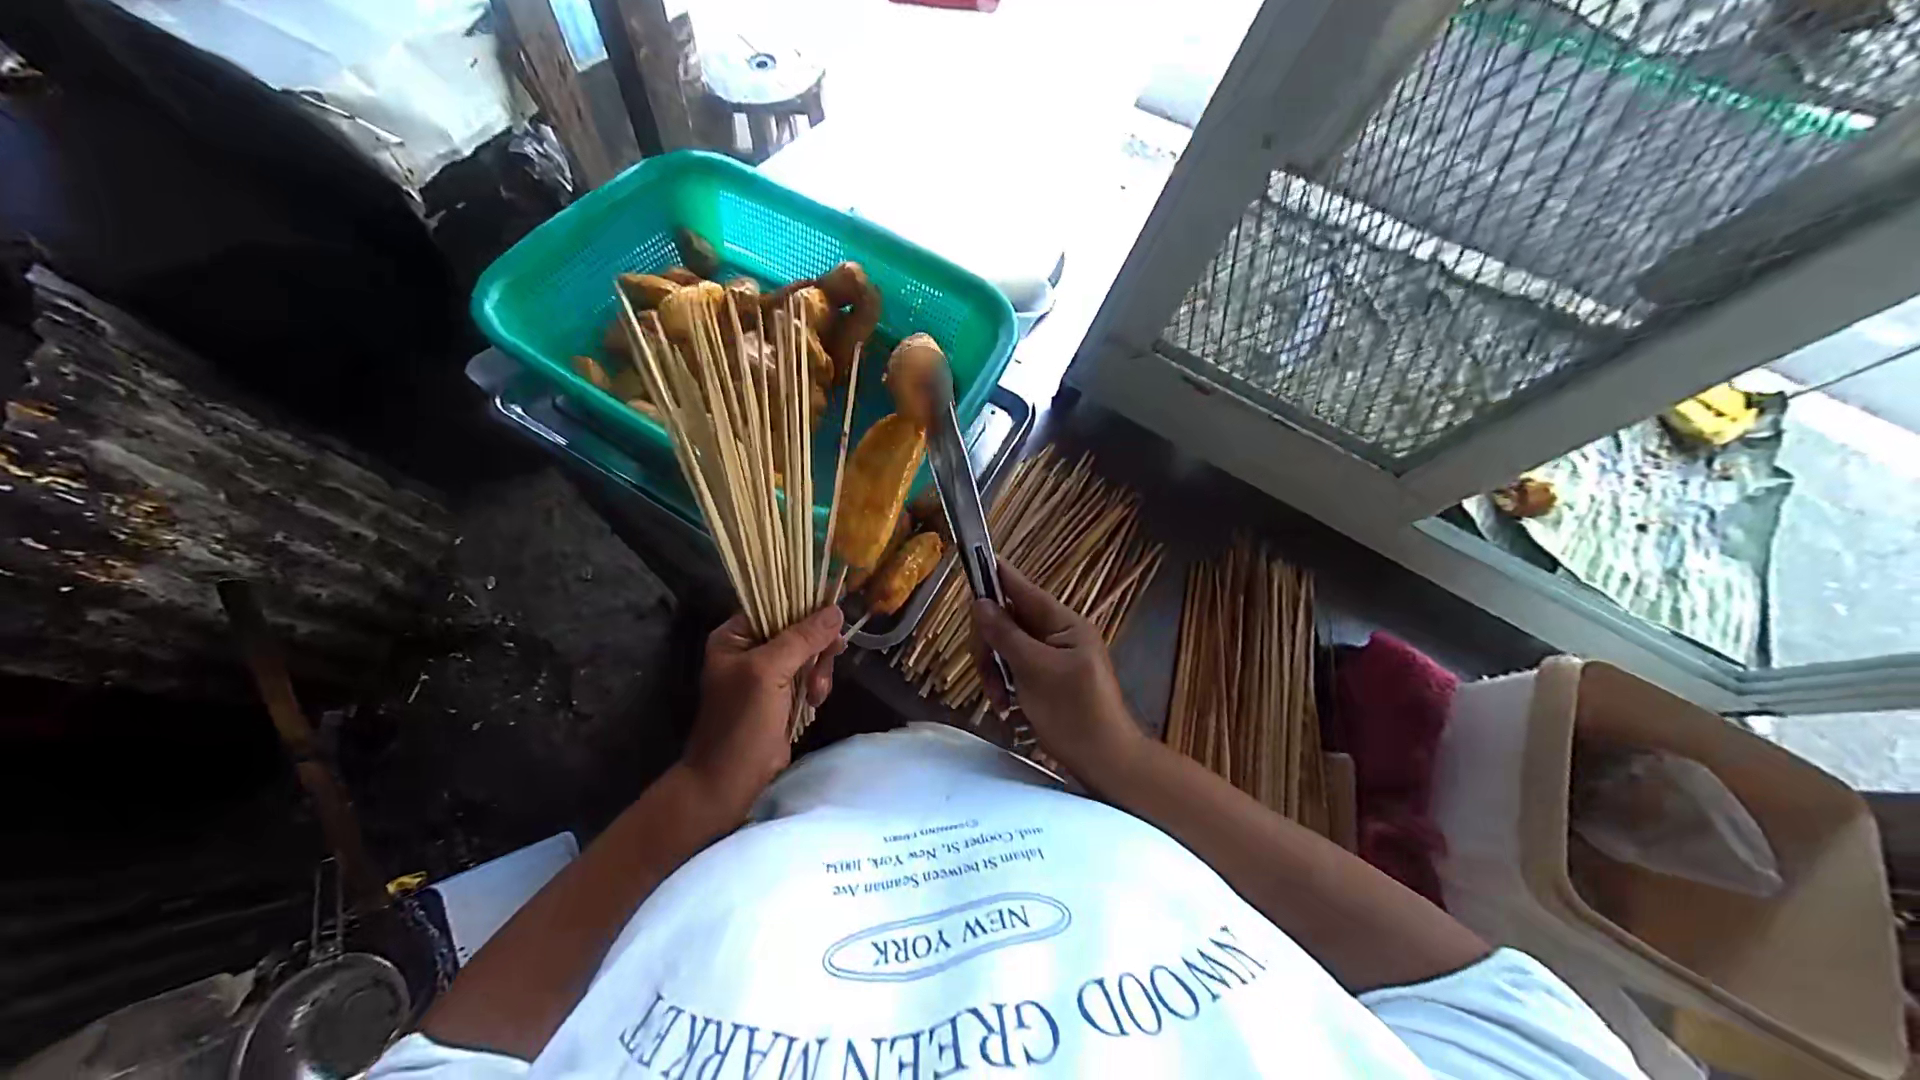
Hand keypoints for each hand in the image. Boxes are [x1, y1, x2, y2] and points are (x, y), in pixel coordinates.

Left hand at [682, 606, 843, 808]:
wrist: (731, 780)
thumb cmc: (742, 721)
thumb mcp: (769, 672)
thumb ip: (802, 639)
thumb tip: (836, 610)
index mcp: (735, 636)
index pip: (775, 604)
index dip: (805, 606)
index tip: (833, 613)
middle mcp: (751, 649)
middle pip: (799, 628)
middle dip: (816, 648)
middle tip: (828, 660)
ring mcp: (768, 672)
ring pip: (810, 652)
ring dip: (820, 669)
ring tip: (817, 692)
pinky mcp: (783, 694)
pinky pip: (811, 674)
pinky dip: (818, 684)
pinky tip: (815, 700)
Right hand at [971, 563, 1147, 783]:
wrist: (1105, 762)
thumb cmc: (1075, 713)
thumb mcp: (1036, 672)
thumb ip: (1007, 635)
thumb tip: (980, 603)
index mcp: (1063, 624)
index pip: (1023, 589)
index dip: (996, 576)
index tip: (972, 558)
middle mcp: (1056, 634)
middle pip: (1006, 621)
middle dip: (989, 647)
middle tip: (987, 676)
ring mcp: (1050, 657)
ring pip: (1004, 647)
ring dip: (994, 672)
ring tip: (999, 701)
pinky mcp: (1044, 679)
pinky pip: (1013, 669)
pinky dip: (1004, 685)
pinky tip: (1005, 708)